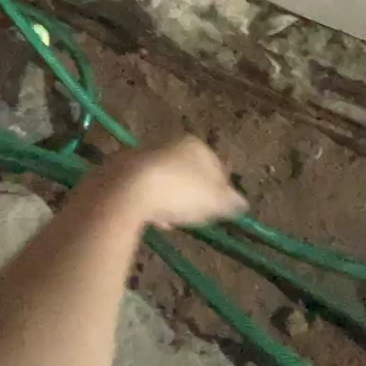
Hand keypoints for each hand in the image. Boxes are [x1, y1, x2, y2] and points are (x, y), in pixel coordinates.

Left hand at [96, 136, 247, 228]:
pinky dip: (152, 203)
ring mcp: (145, 154)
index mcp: (194, 145)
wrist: (128, 188)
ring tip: (174, 222)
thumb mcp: (212, 200)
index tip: (220, 207)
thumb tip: (241, 202)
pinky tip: (154, 220)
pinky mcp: (124, 170)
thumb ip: (228, 200)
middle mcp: (169, 143)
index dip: (219, 186)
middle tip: (197, 215)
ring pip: (165, 179)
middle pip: (187, 170)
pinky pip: (145, 188)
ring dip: (171, 200)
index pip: (214, 163)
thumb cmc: (178, 191)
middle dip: (192, 193)